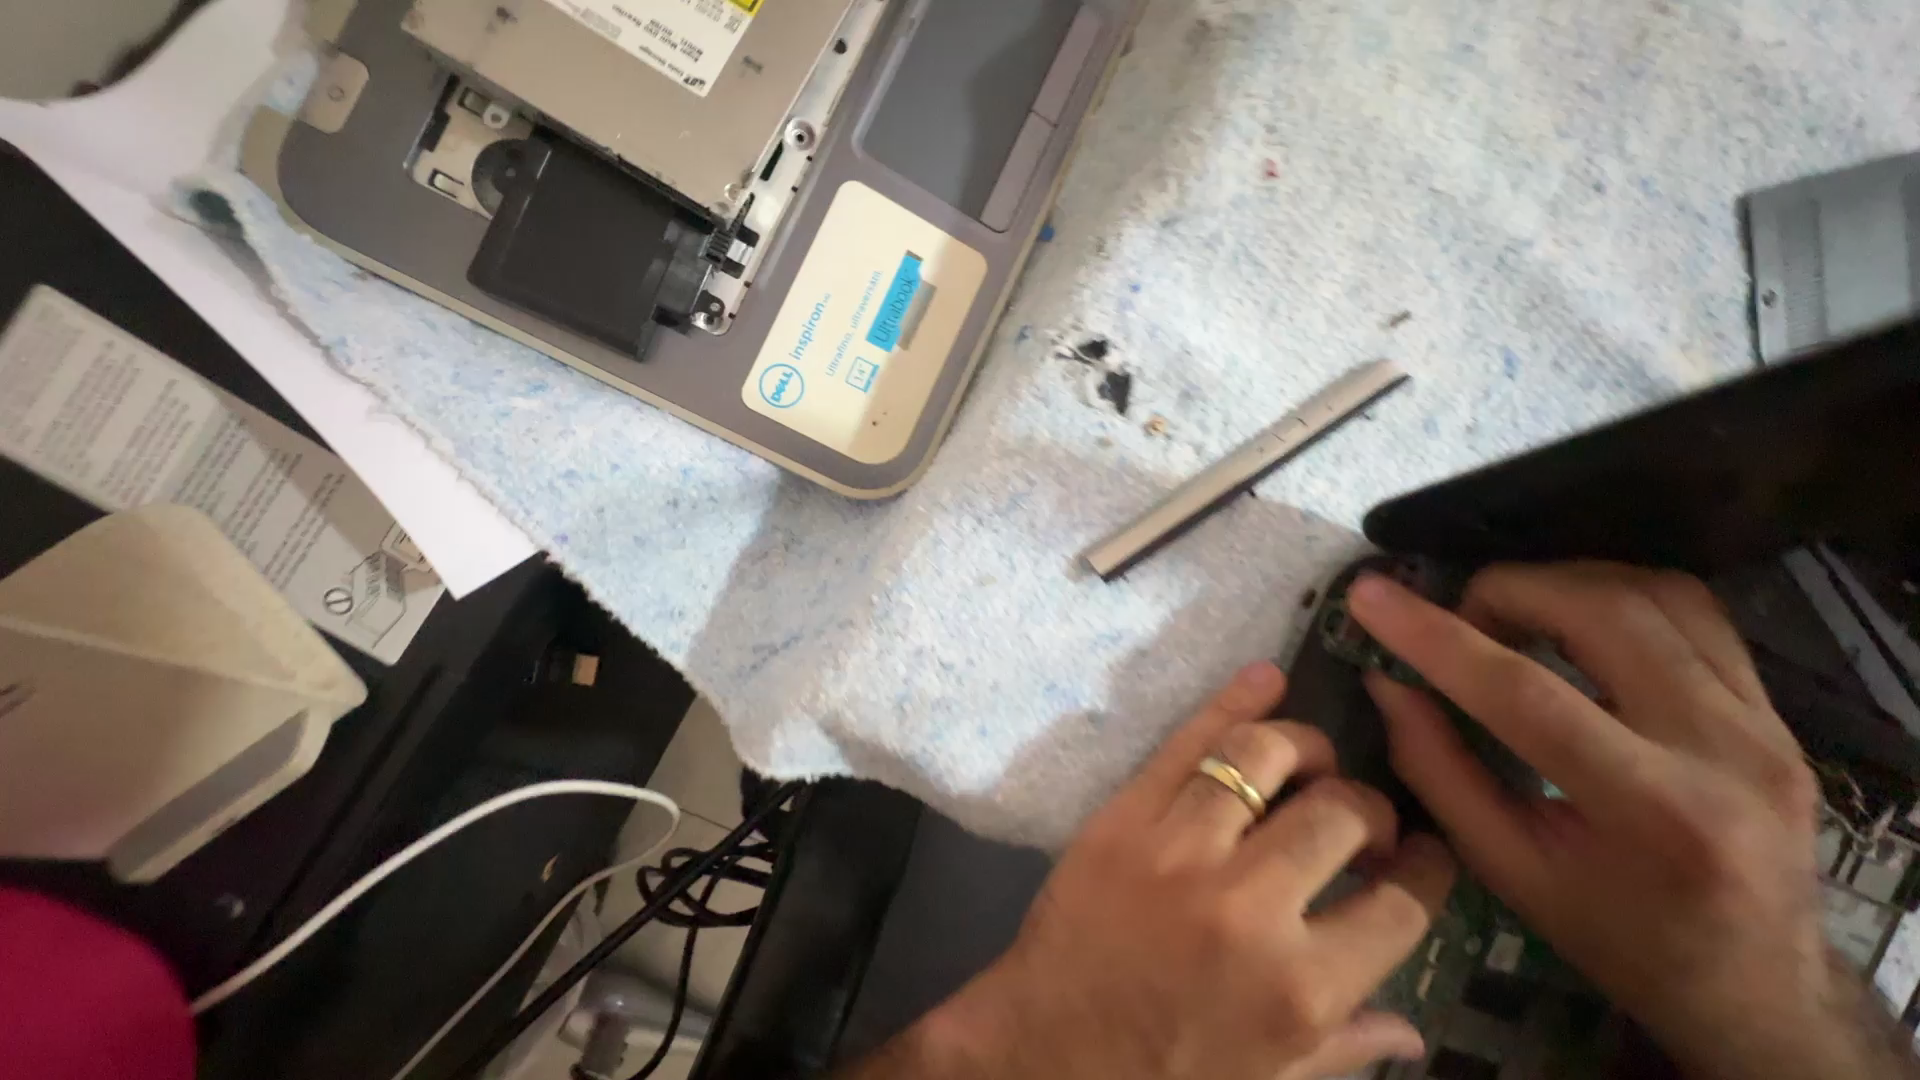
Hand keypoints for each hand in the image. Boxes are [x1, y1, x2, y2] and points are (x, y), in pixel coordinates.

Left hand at [846, 662, 1456, 1079]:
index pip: (1400, 904)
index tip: (1423, 851)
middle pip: (1340, 813)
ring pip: (1263, 757)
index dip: (1426, 867)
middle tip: (1357, 813)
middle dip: (1368, 805)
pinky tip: (1264, 679)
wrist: (1044, 1047)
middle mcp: (1250, 906)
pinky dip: (1231, 703)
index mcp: (1301, 987)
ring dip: (1303, 746)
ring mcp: (1180, 850)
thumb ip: (1345, 1049)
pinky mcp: (1124, 816)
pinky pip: (1185, 744)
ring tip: (1311, 758)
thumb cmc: (1162, 1071)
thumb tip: (1416, 1031)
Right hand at [1348, 562, 1911, 1079]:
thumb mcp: (1501, 865)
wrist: (1756, 982)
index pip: (1523, 692)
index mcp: (1653, 811)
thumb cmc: (1611, 932)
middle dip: (1503, 593)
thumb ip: (1434, 767)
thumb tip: (1384, 679)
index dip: (1433, 636)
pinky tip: (1567, 622)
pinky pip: (1690, 609)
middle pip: (1601, 612)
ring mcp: (1764, 722)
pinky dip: (1610, 593)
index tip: (1369, 596)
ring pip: (1652, 592)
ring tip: (1506, 620)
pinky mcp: (1774, 706)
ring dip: (1556, 584)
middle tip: (1456, 623)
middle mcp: (1726, 751)